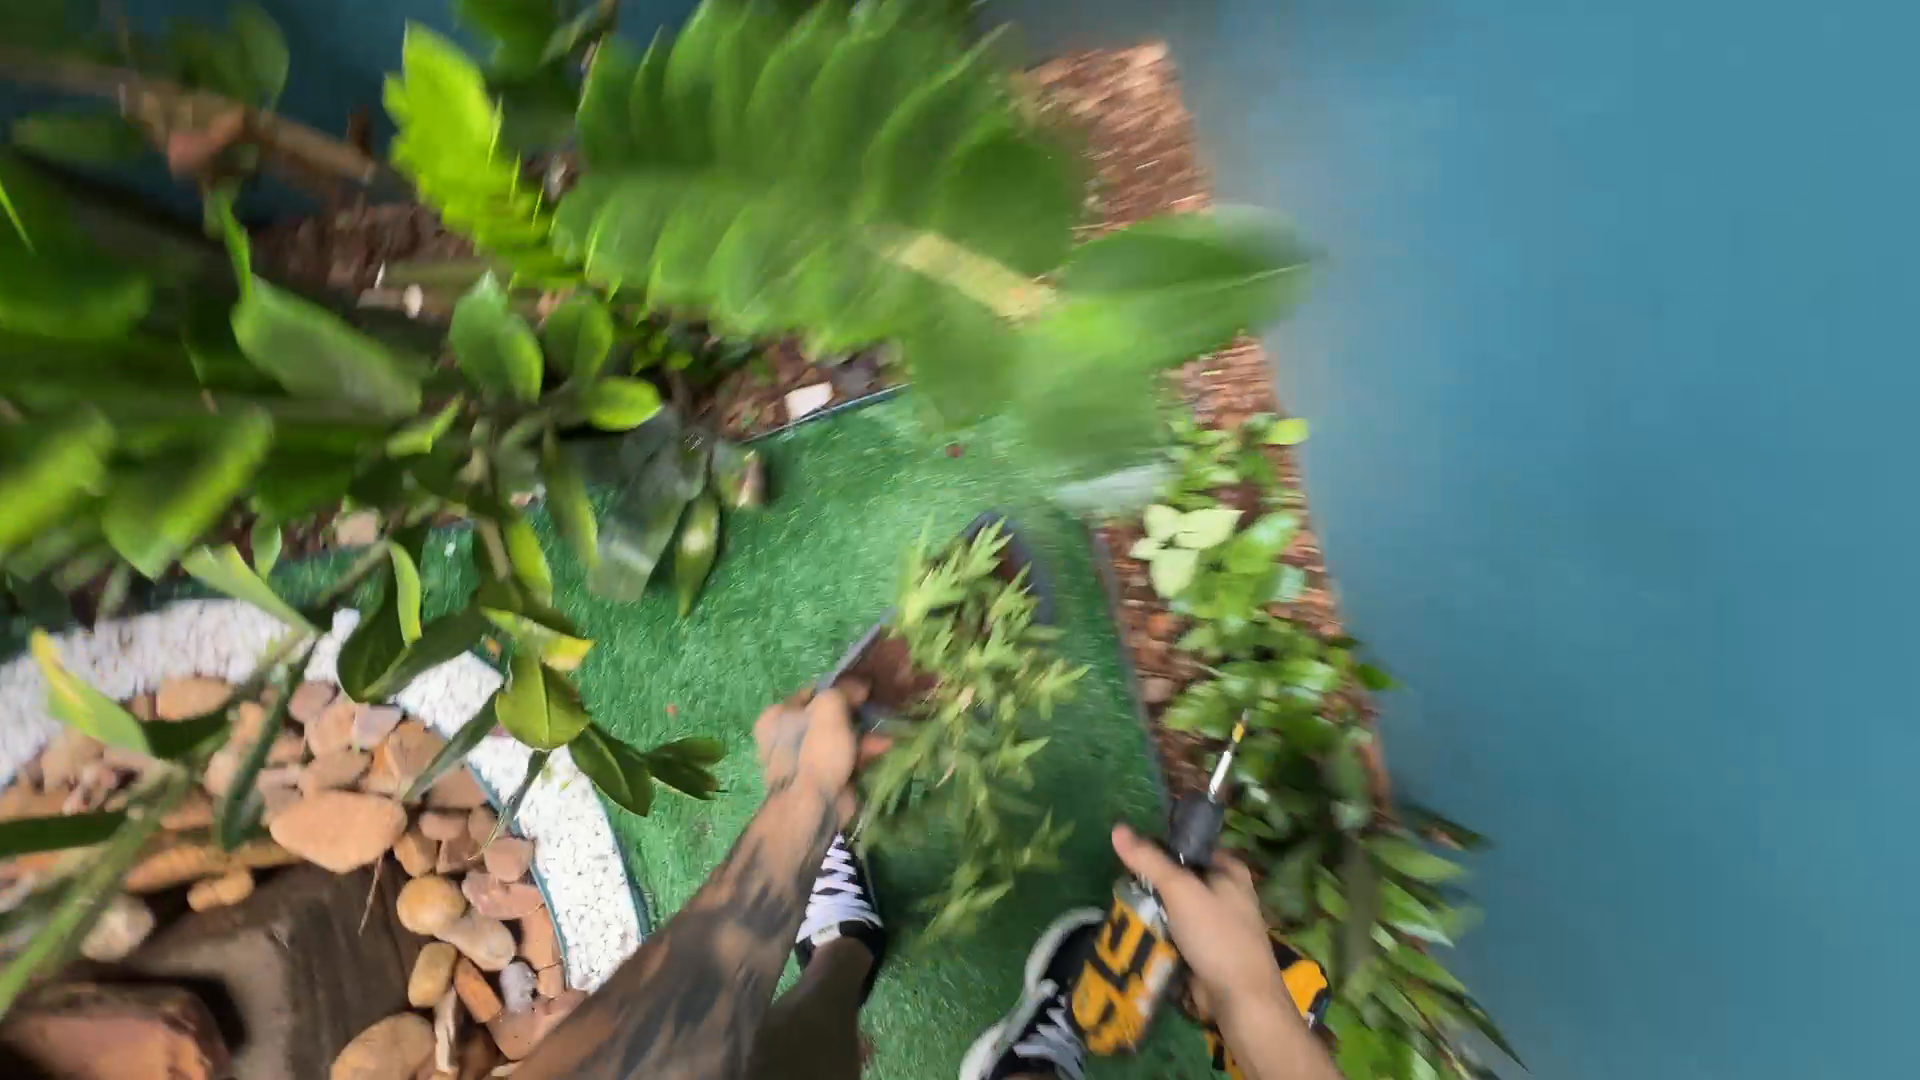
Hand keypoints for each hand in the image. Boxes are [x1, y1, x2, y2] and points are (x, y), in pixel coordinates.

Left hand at [754, 686, 887, 820]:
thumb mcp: (829, 708)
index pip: (813, 691)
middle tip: (877, 707)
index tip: (865, 687)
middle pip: (829, 715)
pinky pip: (847, 757)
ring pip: (841, 737)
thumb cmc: (815, 751)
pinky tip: (882, 748)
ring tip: (884, 734)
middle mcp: (788, 735)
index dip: (840, 687)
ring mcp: (806, 758)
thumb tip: (860, 684)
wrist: (812, 808)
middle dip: (856, 713)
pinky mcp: (824, 777)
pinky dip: (864, 752)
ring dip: (864, 734)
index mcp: (779, 715)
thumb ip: (844, 690)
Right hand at [1111, 824, 1288, 1022]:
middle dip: (1154, 882)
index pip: (1188, 846)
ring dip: (1154, 908)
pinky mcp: (1208, 949)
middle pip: (1179, 876)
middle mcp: (1227, 892)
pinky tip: (1140, 930)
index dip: (1160, 846)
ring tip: (1127, 905)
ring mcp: (1218, 923)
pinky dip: (1161, 931)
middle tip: (1125, 883)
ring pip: (1175, 905)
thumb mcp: (1179, 889)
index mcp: (1229, 869)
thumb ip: (1148, 859)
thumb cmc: (1216, 935)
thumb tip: (1117, 828)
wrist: (1241, 1001)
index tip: (1132, 854)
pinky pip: (1177, 930)